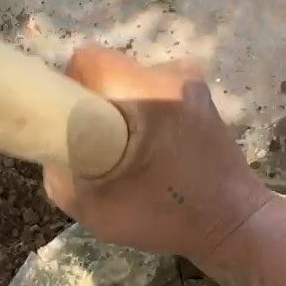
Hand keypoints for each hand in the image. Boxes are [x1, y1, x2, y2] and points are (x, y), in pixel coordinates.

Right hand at [43, 46, 272, 261]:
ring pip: (131, 82)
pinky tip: (152, 151)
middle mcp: (171, 74)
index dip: (68, 89)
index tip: (69, 125)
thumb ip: (61, 178)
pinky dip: (144, 116)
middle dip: (94, 105)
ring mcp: (191, 82)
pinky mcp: (200, 97)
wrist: (234, 223)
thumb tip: (51, 150)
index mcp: (147, 93)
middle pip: (109, 71)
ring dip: (120, 112)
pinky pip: (154, 93)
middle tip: (96, 148)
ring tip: (128, 153)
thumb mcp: (97, 211)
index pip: (88, 61)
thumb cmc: (167, 217)